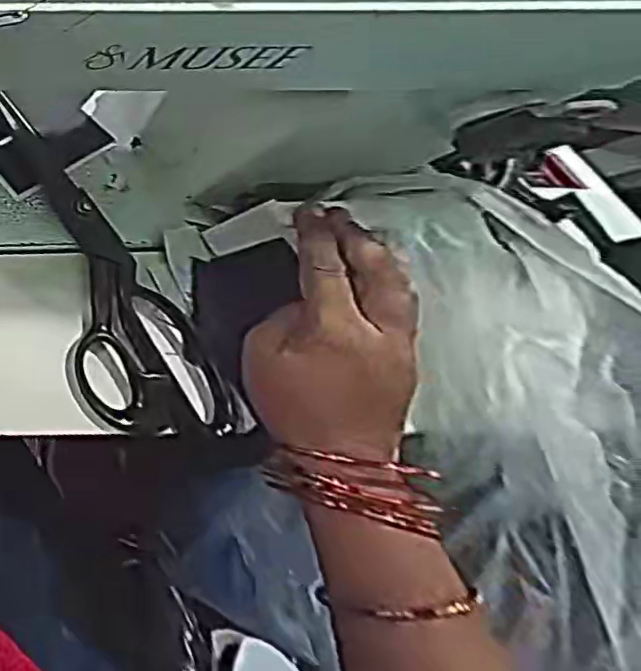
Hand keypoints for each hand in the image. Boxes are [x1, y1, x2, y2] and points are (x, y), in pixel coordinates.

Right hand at [243, 207, 418, 460]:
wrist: (338, 454)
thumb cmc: (293, 405)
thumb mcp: (262, 350)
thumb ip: (282, 316)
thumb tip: (299, 302)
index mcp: (334, 328)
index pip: (325, 268)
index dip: (314, 237)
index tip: (307, 217)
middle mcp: (378, 332)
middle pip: (374, 270)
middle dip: (354, 238)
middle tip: (336, 217)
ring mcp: (399, 345)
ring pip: (399, 286)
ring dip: (379, 255)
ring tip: (362, 236)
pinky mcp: (407, 357)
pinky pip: (404, 305)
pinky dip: (391, 279)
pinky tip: (382, 272)